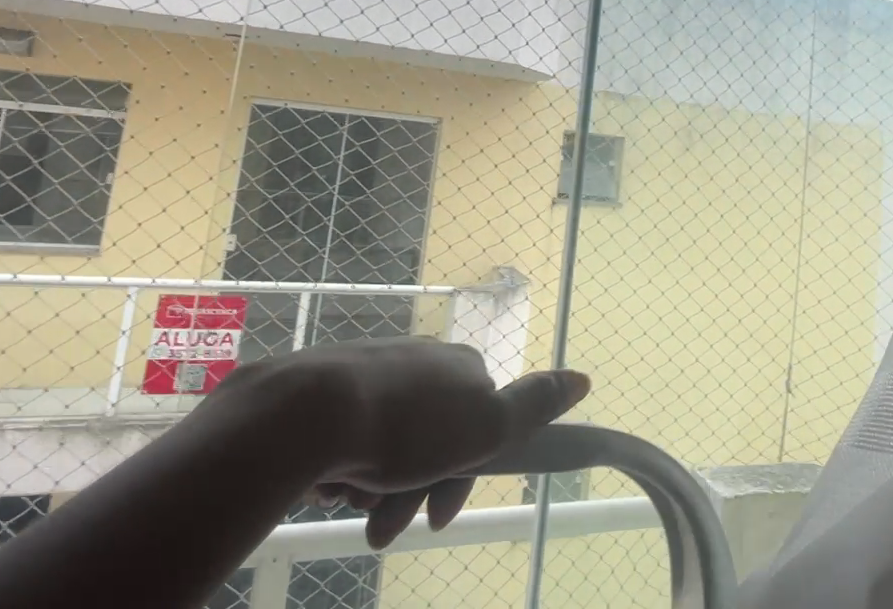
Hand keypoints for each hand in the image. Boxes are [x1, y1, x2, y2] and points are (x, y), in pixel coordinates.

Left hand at [218, 338, 589, 548]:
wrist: (308, 412)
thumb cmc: (406, 429)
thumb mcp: (484, 424)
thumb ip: (533, 404)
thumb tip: (584, 378)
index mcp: (460, 366)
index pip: (477, 426)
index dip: (462, 477)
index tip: (436, 520)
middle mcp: (421, 360)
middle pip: (430, 438)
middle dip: (412, 491)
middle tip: (381, 532)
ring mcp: (373, 368)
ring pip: (388, 442)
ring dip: (377, 487)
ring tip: (352, 511)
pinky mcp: (330, 383)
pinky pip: (350, 432)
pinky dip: (346, 465)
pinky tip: (329, 485)